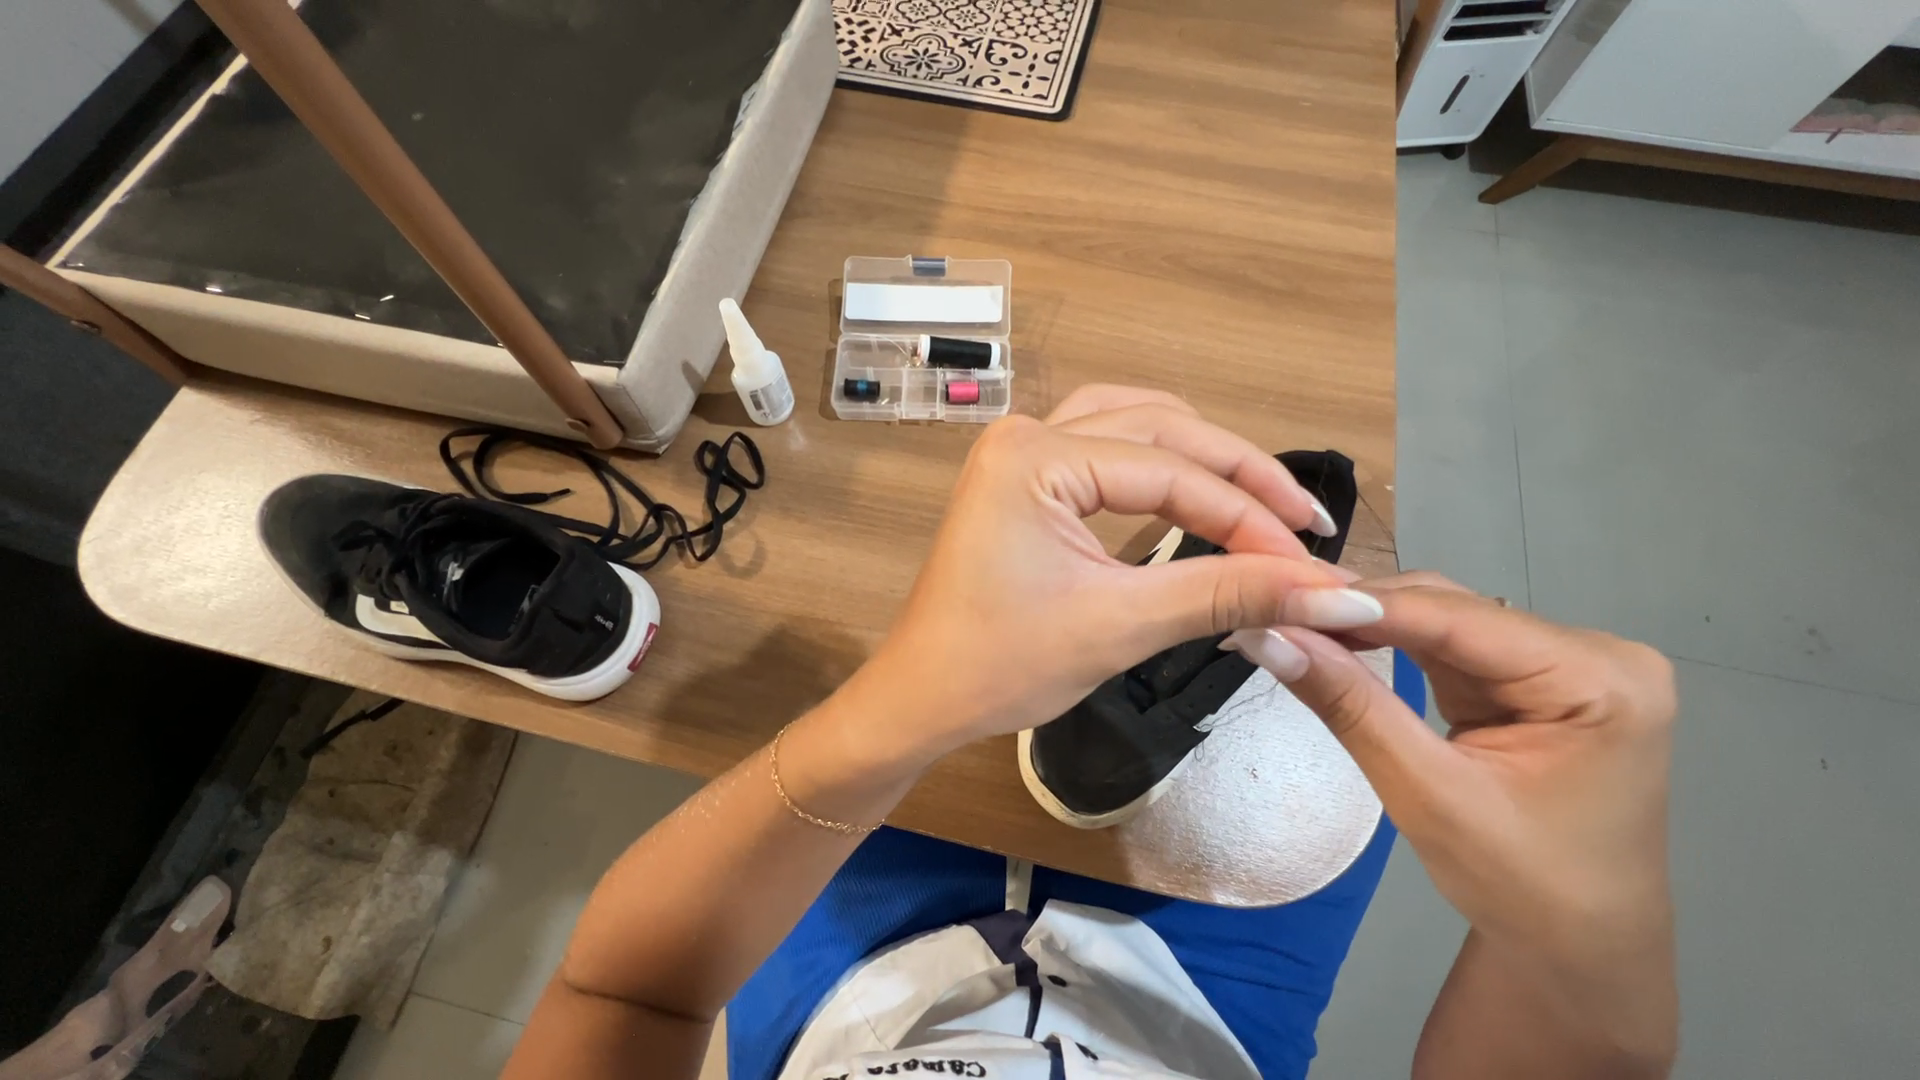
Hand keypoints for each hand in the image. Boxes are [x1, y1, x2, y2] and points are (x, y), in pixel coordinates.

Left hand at [840, 385, 1390, 764]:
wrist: (922, 697)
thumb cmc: (1002, 666)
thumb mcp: (1121, 625)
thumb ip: (1228, 594)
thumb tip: (1338, 597)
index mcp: (1035, 455)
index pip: (1171, 473)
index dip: (1250, 519)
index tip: (1315, 565)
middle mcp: (1026, 433)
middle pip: (1160, 428)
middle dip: (1237, 476)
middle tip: (1304, 526)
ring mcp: (1019, 451)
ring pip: (1135, 426)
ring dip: (1201, 459)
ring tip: (1263, 503)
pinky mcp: (1022, 478)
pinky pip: (1105, 447)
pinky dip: (1158, 466)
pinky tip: (1194, 489)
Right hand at [1229, 576, 1676, 984]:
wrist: (1575, 947)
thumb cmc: (1521, 885)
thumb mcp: (1427, 795)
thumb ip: (1351, 707)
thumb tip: (1266, 637)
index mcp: (1599, 679)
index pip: (1458, 618)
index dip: (1363, 604)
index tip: (1276, 598)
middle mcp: (1592, 653)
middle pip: (1450, 607)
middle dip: (1358, 611)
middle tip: (1270, 610)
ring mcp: (1562, 663)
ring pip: (1440, 619)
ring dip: (1364, 623)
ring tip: (1290, 621)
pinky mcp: (1528, 679)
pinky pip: (1444, 644)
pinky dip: (1385, 643)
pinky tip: (1335, 639)